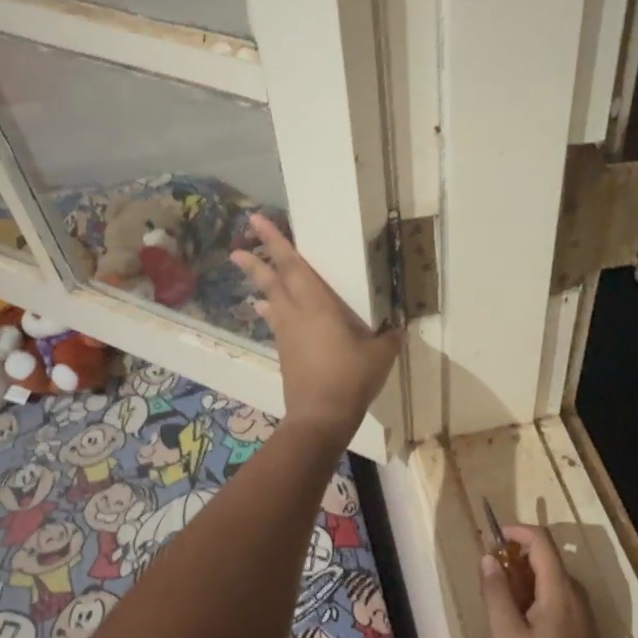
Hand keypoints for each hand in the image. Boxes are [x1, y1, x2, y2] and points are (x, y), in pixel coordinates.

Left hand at [231, 214, 402, 438]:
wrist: (320, 417)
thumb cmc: (351, 378)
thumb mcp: (380, 356)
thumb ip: (389, 339)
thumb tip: (400, 330)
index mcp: (318, 306)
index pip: (293, 266)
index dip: (275, 241)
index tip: (256, 221)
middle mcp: (296, 314)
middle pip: (273, 281)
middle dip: (256, 262)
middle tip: (237, 248)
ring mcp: (287, 335)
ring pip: (271, 302)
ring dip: (261, 286)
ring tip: (251, 273)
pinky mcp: (285, 354)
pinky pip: (276, 324)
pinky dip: (272, 313)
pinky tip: (271, 314)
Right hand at [480, 525, 610, 637]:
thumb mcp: (508, 635)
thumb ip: (497, 593)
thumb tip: (488, 559)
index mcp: (559, 588)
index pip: (541, 541)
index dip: (517, 531)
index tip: (493, 537)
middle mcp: (575, 590)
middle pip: (546, 557)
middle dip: (516, 558)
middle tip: (490, 578)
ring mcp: (582, 606)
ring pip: (551, 577)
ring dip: (525, 579)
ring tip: (502, 604)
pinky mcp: (583, 621)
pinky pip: (558, 594)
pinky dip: (536, 594)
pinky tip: (522, 621)